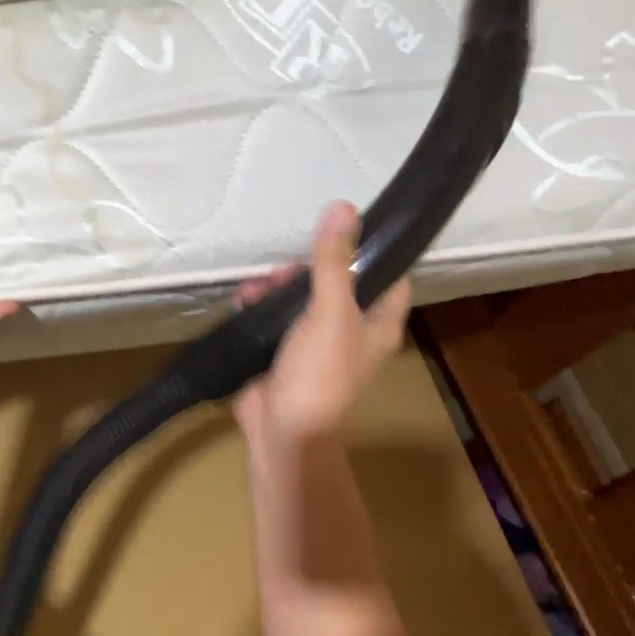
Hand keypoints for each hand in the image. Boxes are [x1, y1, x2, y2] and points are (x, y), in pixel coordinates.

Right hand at [233, 201, 409, 447]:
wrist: (282, 428)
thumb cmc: (319, 371)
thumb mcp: (330, 311)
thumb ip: (334, 262)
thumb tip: (343, 207)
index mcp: (378, 322)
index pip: (390, 275)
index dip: (375, 250)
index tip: (348, 228)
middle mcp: (350, 329)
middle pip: (336, 281)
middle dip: (308, 268)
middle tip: (288, 267)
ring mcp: (313, 341)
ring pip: (299, 298)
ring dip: (277, 285)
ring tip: (257, 286)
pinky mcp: (280, 351)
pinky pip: (271, 317)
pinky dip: (258, 305)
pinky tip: (244, 299)